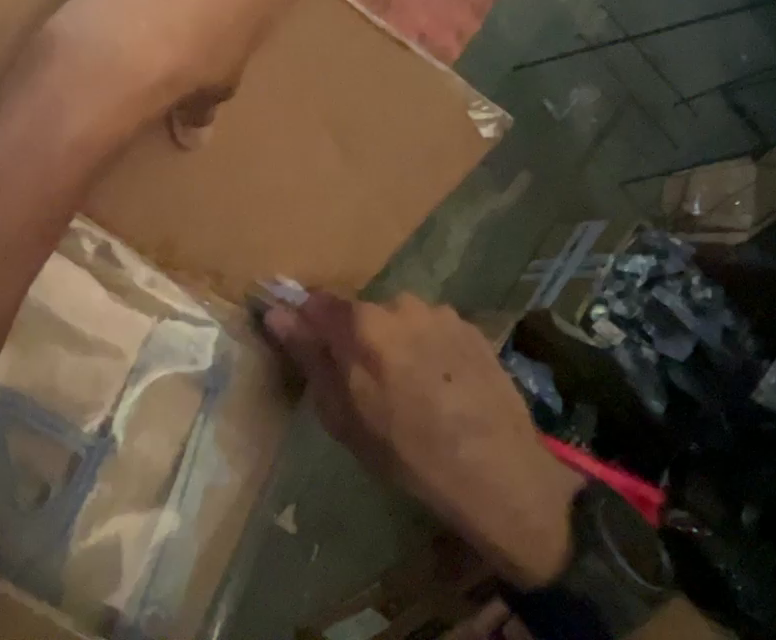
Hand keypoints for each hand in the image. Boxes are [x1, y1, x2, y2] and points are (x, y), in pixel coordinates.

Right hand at [266, 293, 584, 588]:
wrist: (499, 473)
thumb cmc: (406, 452)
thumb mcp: (341, 414)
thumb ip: (308, 357)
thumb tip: (276, 314)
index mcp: (358, 323)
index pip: (314, 303)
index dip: (306, 324)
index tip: (306, 348)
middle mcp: (398, 304)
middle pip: (360, 313)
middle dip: (354, 339)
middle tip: (363, 382)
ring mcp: (440, 314)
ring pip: (399, 321)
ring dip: (394, 343)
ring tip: (409, 387)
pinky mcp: (473, 330)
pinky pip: (433, 331)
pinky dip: (428, 350)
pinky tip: (440, 387)